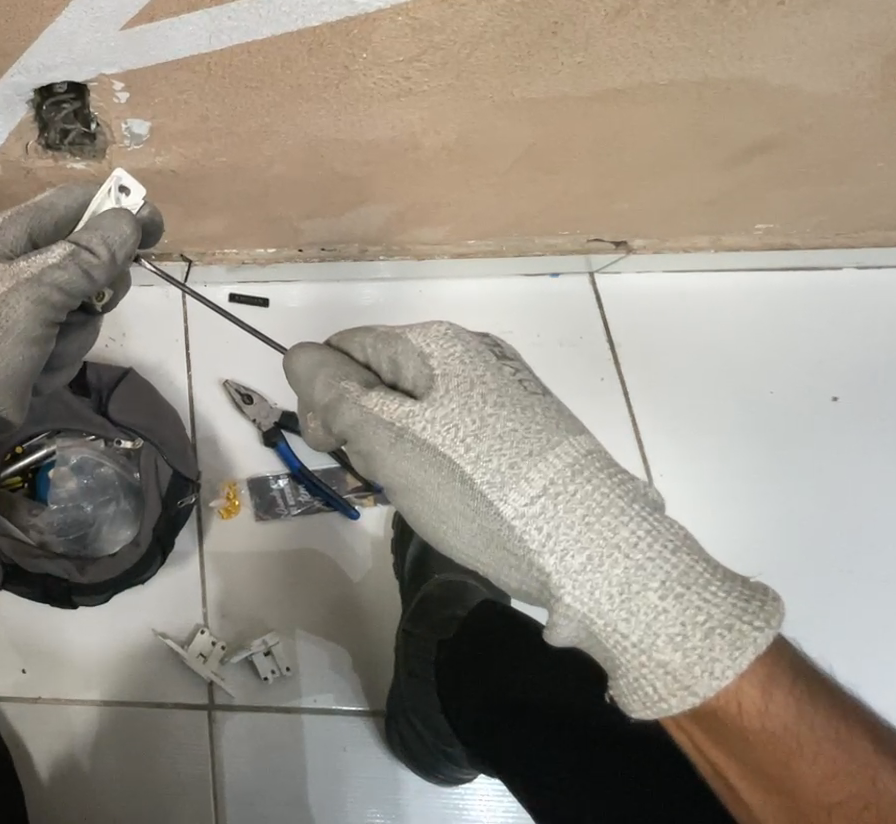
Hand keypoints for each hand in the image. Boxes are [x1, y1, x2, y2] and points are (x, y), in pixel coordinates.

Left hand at [0, 184, 162, 536]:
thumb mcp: (38, 291)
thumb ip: (89, 256)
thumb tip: (133, 219)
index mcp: (18, 232)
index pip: (81, 202)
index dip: (120, 212)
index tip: (154, 232)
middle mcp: (28, 259)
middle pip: (96, 256)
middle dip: (97, 287)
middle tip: (86, 304)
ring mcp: (35, 302)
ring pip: (92, 302)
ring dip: (76, 330)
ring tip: (44, 346)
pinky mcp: (40, 338)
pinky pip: (77, 334)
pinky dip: (63, 354)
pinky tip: (38, 366)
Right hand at [284, 321, 782, 718]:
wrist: (599, 554)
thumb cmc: (476, 488)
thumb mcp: (385, 437)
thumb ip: (331, 389)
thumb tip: (296, 354)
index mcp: (432, 342)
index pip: (342, 347)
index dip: (321, 395)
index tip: (330, 447)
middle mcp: (468, 350)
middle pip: (376, 372)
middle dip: (355, 419)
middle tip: (368, 471)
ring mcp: (500, 386)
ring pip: (410, 402)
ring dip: (389, 440)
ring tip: (408, 485)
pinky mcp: (521, 422)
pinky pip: (448, 423)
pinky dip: (428, 450)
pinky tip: (441, 487)